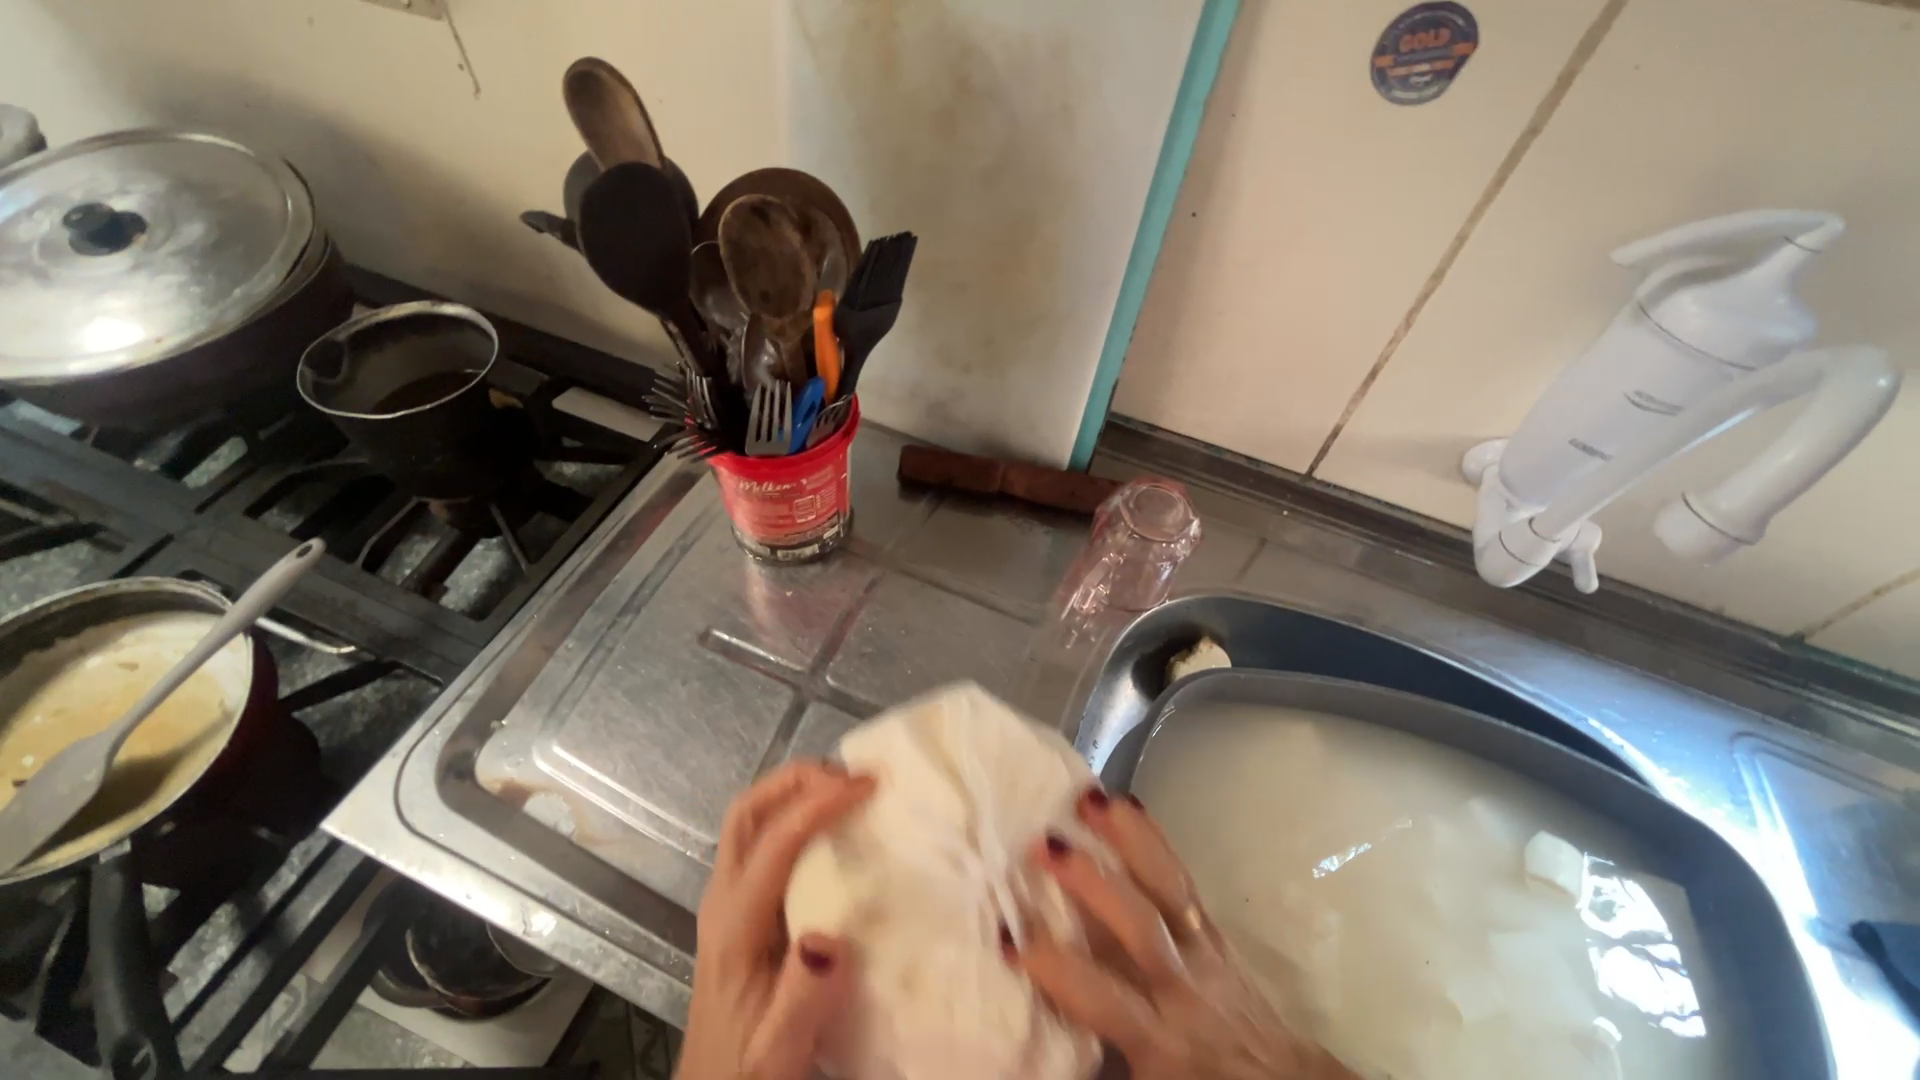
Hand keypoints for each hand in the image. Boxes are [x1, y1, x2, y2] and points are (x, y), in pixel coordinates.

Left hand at [676, 763, 875, 1079]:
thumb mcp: (779, 1050)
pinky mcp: (742, 909)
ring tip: (848, 791)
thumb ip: (803, 998)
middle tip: (854, 777)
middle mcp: (724, 899)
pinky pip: (765, 840)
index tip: (868, 786)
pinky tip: (834, 830)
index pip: (774, 841)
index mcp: (734, 926)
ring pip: (753, 820)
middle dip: (798, 779)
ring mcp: (729, 901)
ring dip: (796, 792)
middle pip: (748, 811)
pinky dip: (797, 815)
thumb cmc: (748, 1071)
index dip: (819, 803)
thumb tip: (830, 937)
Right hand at [1006, 789, 1358, 1079]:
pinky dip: (1153, 838)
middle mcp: (1179, 983)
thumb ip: (1096, 1064)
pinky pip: (1182, 877)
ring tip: (1089, 798)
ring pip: (1167, 886)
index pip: (1100, 994)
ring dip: (1128, 838)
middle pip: (1139, 923)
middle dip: (1092, 882)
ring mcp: (1201, 948)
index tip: (1010, 936)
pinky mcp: (1213, 927)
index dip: (1055, 965)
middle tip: (1044, 843)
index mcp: (1155, 1034)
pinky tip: (1127, 804)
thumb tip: (1033, 1049)